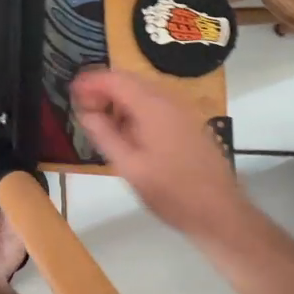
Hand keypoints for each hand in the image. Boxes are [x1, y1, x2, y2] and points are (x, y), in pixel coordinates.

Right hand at [72, 69, 245, 240]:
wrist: (221, 214)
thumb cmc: (172, 193)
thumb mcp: (130, 167)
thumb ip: (104, 135)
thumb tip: (85, 112)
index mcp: (152, 106)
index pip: (114, 79)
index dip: (90, 82)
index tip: (71, 93)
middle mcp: (168, 100)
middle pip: (128, 80)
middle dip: (103, 89)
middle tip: (83, 108)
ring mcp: (182, 110)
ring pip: (142, 91)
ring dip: (119, 100)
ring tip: (102, 121)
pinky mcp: (189, 123)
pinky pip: (156, 104)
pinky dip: (136, 109)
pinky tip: (129, 132)